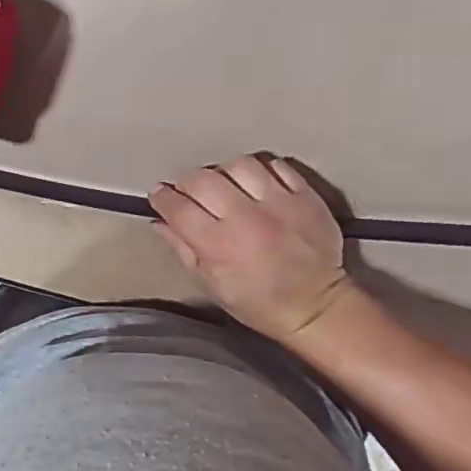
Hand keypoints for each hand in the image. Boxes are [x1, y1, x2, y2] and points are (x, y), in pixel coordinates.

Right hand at [149, 154, 352, 341]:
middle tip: (187, 192)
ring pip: (238, 165)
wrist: (311, 305)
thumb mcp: (211, 284)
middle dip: (187, 182)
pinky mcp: (304, 196)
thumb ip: (184, 249)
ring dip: (223, 173)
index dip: (163, 198)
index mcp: (218, 246)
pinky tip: (253, 185)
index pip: (179, 208)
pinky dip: (259, 171)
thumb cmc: (256, 303)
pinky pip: (275, 166)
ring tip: (223, 186)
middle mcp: (246, 218)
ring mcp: (278, 203)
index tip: (158, 195)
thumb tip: (161, 222)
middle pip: (204, 179)